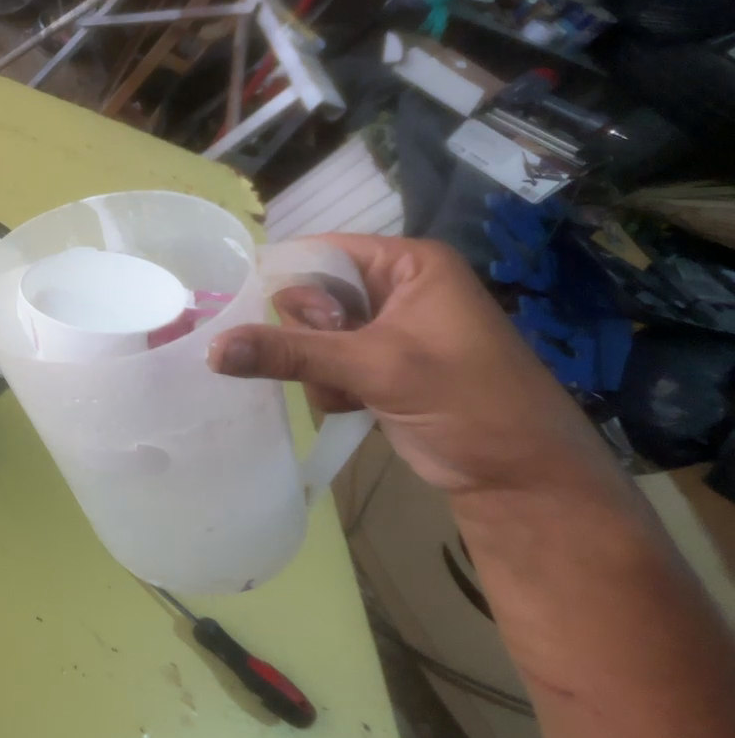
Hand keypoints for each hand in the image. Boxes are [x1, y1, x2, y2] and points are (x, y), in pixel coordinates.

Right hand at [207, 234, 609, 495]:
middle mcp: (395, 287)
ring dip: (315, 365)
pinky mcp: (379, 365)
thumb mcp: (376, 369)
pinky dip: (327, 385)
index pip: (316, 252)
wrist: (527, 486)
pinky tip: (356, 405)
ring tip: (353, 390)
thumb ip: (290, 353)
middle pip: (307, 293)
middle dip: (308, 333)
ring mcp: (386, 328)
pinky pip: (320, 360)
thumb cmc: (470, 405)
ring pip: (308, 332)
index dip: (285, 282)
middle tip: (339, 358)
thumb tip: (211, 348)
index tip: (265, 319)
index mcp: (408, 264)